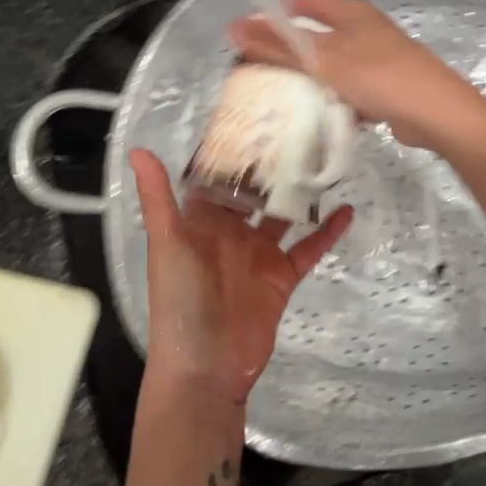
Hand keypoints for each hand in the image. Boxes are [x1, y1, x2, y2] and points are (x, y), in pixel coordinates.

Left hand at [129, 149, 352, 404]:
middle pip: (254, 191)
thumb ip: (158, 199)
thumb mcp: (167, 245)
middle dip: (272, 164)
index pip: (216, 176)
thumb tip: (138, 148)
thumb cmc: (180, 303)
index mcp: (199, 221)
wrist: (205, 369)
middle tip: (300, 127)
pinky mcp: (281, 277)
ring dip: (301, 192)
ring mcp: (258, 254)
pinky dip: (326, 232)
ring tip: (326, 160)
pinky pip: (307, 248)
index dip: (232, 149)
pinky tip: (347, 210)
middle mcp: (230, 231)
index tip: (254, 115)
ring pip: (283, 214)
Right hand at [229, 0, 485, 152]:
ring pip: (334, 65)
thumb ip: (278, 46)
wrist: (436, 113)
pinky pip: (351, 90)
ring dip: (314, 80)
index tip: (253, 36)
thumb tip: (233, 26)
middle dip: (292, 51)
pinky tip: (324, 118)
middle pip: (318, 33)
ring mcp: (378, 59)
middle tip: (263, 72)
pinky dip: (336, 100)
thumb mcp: (322, 60)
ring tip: (285, 99)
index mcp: (351, 12)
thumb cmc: (378, 76)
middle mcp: (365, 29)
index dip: (278, 11)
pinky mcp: (386, 88)